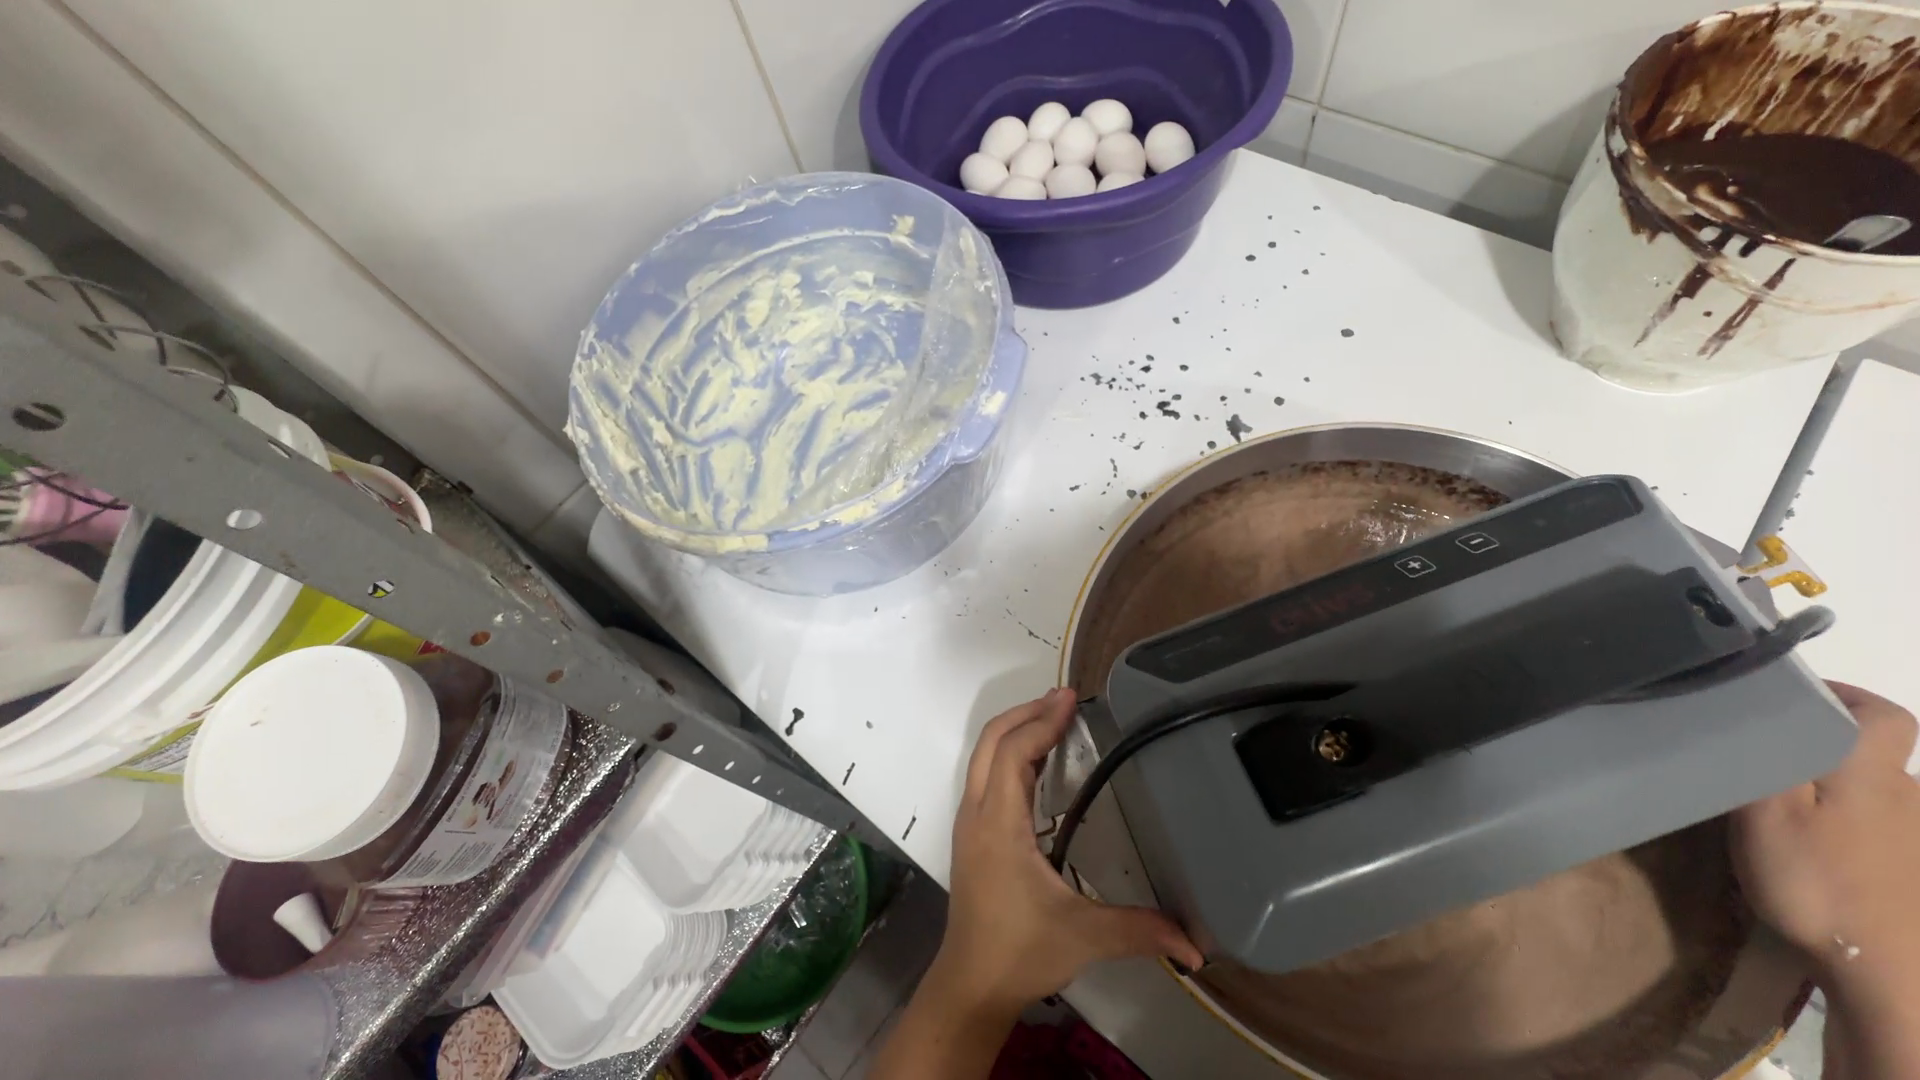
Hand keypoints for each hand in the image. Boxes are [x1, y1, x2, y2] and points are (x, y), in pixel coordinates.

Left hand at [932, 687, 1202, 1014]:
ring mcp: (970, 823)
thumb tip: (1197, 945)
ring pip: (983, 757)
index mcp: (999, 825)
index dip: (1042, 721)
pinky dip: (1010, 754)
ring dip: (1015, 730)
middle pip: (991, 742)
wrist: (971, 984)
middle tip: (1066, 698)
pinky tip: (1040, 761)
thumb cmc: (1020, 951)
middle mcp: (977, 814)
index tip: (1071, 698)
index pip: (1013, 753)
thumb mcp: (1084, 936)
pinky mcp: (972, 835)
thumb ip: (1140, 930)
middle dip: (1025, 713)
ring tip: (1055, 718)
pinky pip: (986, 776)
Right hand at [1731, 682, 1919, 971]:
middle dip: (1824, 746)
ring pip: (1870, 793)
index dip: (1850, 697)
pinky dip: (1842, 825)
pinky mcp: (1907, 869)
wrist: (1883, 970)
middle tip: (1764, 754)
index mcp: (1869, 773)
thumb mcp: (1767, 811)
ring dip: (1830, 789)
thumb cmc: (1816, 880)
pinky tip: (1809, 846)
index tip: (1799, 696)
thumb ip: (1764, 758)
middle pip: (1871, 753)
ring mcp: (1911, 837)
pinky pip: (1872, 827)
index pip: (1885, 716)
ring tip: (1778, 804)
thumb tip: (1758, 710)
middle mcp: (1904, 796)